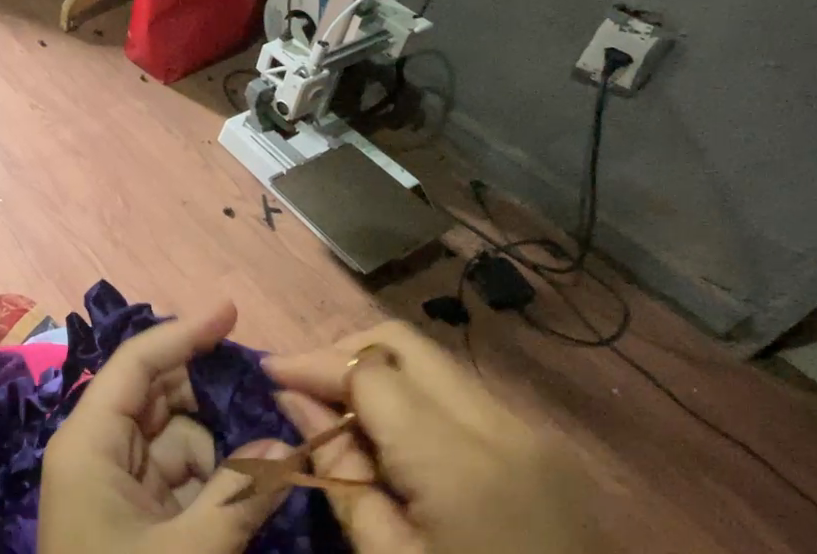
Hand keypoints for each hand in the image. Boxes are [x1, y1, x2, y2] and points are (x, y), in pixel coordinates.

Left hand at [38, 301, 296, 553]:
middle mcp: (97, 449)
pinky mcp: (131, 515)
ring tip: (268, 463)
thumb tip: (283, 448)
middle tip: (268, 398)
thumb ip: (239, 497)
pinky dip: (213, 480)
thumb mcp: (188, 552)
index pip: (137, 364)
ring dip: (220, 448)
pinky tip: (249, 491)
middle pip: (159, 398)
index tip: (231, 311)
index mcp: (89, 441)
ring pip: (175, 440)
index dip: (184, 332)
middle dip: (211, 398)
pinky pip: (178, 478)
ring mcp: (114, 483)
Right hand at [264, 321, 608, 553]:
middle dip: (342, 351)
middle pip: (404, 344)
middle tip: (300, 385)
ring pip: (433, 364)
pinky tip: (392, 435)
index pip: (368, 371)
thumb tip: (294, 400)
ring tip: (340, 410)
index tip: (269, 373)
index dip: (312, 364)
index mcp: (462, 464)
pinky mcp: (547, 450)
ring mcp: (534, 435)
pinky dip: (415, 397)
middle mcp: (504, 427)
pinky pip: (462, 395)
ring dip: (378, 372)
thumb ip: (340, 472)